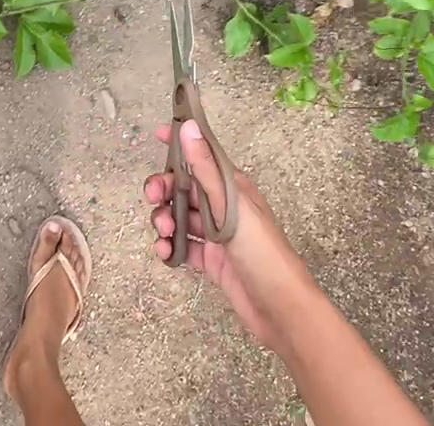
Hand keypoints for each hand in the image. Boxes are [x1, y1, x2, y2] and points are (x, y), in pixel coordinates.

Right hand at [144, 120, 317, 351]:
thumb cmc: (261, 249)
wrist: (281, 308)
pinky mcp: (211, 260)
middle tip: (152, 198)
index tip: (156, 134)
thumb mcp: (231, 205)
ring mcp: (216, 233)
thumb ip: (205, 167)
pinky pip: (184, 246)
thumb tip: (188, 126)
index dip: (180, 144)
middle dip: (164, 189)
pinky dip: (170, 247)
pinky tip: (166, 253)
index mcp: (231, 185)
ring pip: (181, 217)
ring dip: (165, 220)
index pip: (202, 155)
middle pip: (184, 187)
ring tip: (164, 233)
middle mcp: (222, 205)